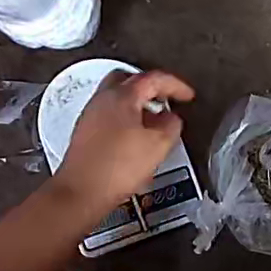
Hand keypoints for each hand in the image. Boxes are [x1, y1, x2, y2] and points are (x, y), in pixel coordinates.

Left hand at [46, 69, 194, 219]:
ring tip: (156, 121)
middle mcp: (102, 100)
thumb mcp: (158, 145)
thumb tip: (172, 119)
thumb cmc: (116, 168)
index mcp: (121, 97)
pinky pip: (110, 115)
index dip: (176, 85)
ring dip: (139, 104)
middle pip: (129, 80)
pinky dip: (127, 118)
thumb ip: (172, 126)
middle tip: (167, 98)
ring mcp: (91, 116)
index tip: (187, 95)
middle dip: (151, 87)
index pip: (153, 79)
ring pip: (118, 98)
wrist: (83, 192)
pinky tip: (137, 137)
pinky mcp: (86, 133)